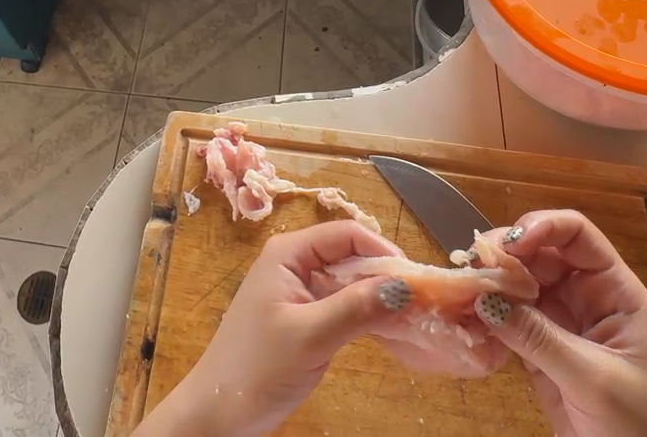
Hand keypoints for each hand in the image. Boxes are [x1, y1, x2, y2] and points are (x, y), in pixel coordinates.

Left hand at [135, 221, 403, 436]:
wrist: (220, 413)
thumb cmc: (257, 367)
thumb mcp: (310, 336)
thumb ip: (356, 308)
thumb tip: (404, 285)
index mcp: (289, 252)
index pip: (347, 233)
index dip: (384, 250)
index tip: (418, 279)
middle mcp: (296, 262)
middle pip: (352, 255)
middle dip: (387, 275)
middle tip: (426, 302)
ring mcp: (301, 290)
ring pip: (351, 281)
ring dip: (381, 296)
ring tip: (419, 317)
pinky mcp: (306, 316)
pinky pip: (345, 305)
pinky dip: (369, 315)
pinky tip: (395, 331)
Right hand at [480, 210, 646, 436]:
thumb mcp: (596, 382)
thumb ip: (540, 338)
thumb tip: (483, 297)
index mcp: (614, 293)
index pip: (576, 235)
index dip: (541, 227)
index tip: (508, 246)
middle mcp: (585, 299)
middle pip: (538, 253)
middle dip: (504, 254)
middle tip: (472, 269)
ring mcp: (561, 326)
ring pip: (517, 284)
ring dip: (488, 283)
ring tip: (459, 290)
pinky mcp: (540, 354)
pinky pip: (507, 321)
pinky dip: (484, 316)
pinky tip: (463, 317)